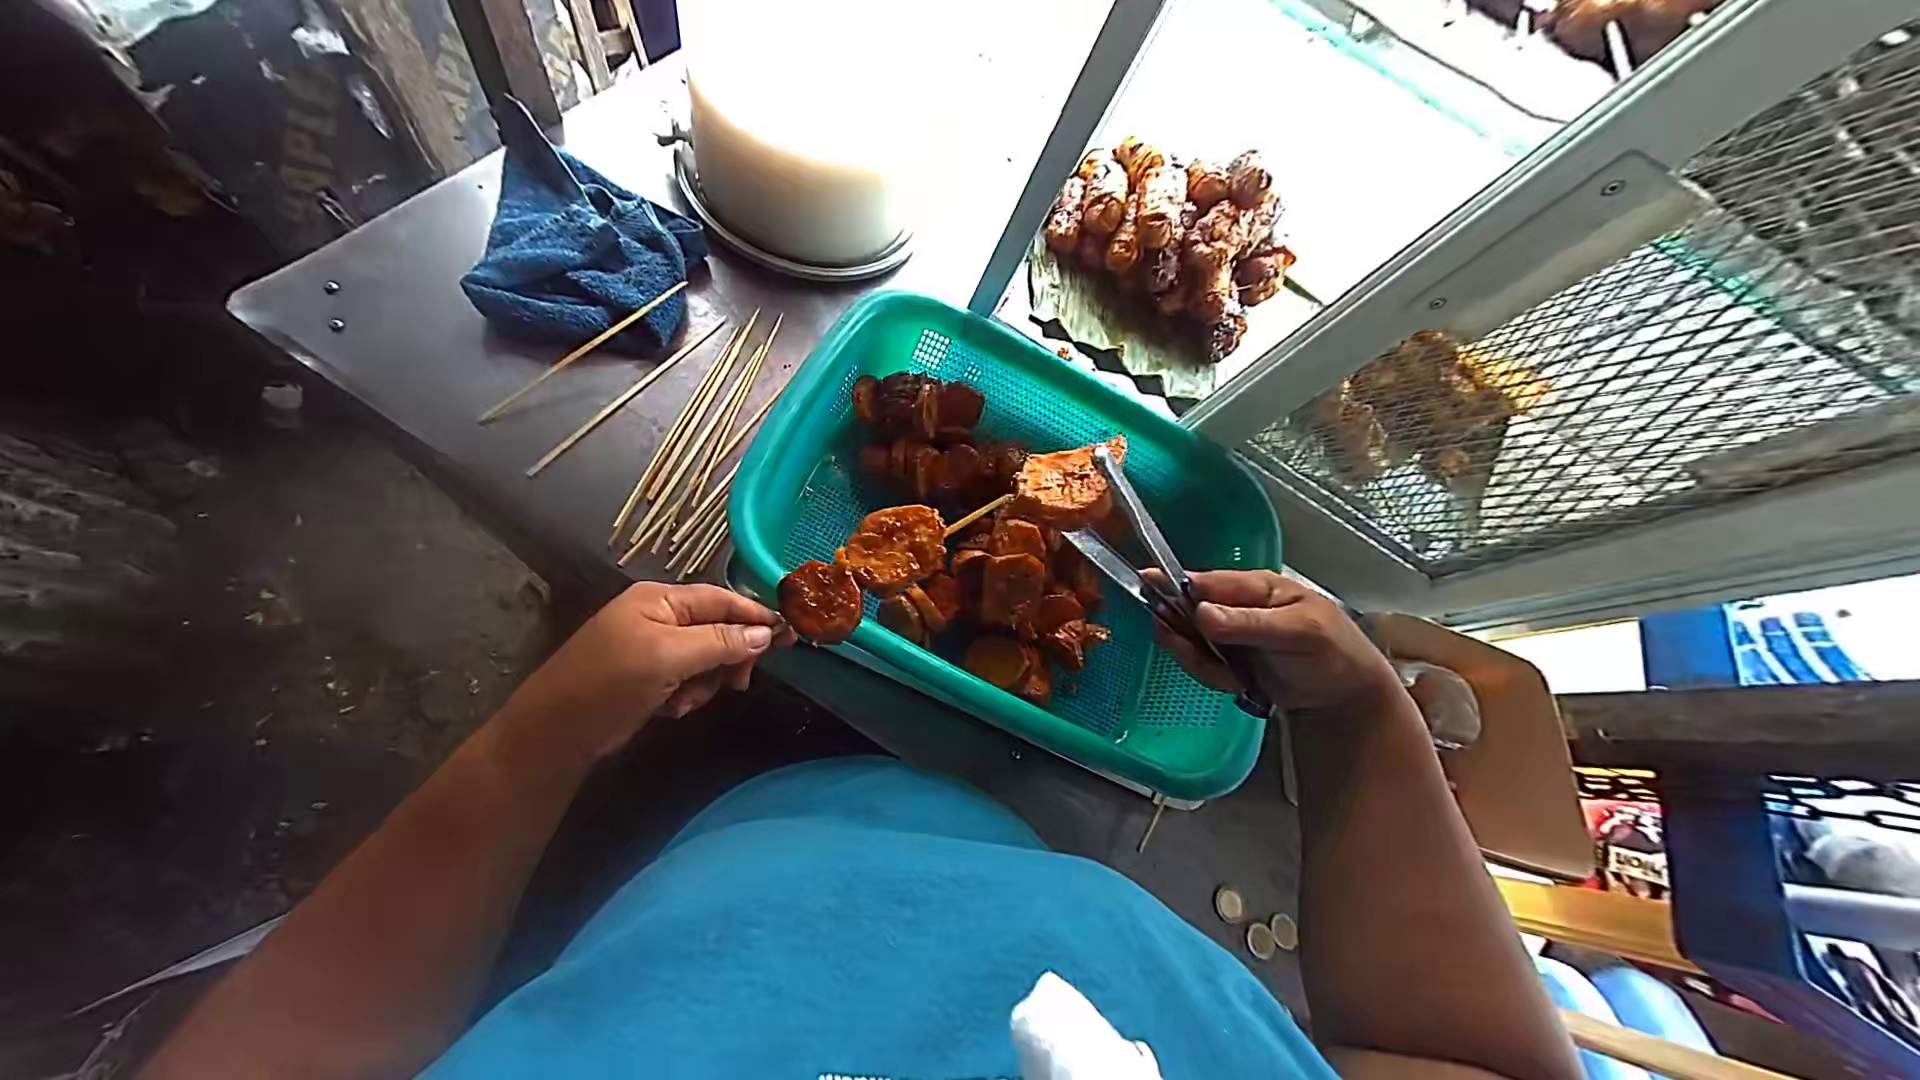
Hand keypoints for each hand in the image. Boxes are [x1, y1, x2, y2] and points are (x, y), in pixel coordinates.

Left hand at [502, 583, 794, 761]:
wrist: (552, 736)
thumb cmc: (609, 685)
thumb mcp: (669, 658)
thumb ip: (721, 642)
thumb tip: (767, 633)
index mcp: (660, 599)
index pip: (722, 599)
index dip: (756, 616)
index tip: (789, 635)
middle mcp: (660, 617)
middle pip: (719, 629)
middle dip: (727, 658)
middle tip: (737, 684)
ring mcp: (654, 646)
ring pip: (708, 658)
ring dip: (705, 682)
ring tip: (684, 702)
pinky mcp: (651, 675)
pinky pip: (690, 677)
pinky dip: (688, 694)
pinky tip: (671, 709)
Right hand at [1150, 570, 1402, 716]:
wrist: (1344, 701)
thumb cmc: (1332, 655)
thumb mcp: (1299, 634)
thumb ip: (1248, 623)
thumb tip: (1200, 612)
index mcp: (1253, 586)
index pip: (1203, 582)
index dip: (1172, 584)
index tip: (1147, 586)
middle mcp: (1232, 605)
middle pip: (1184, 611)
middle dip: (1188, 640)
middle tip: (1209, 663)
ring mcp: (1225, 633)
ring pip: (1187, 641)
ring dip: (1202, 663)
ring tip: (1233, 679)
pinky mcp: (1222, 658)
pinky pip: (1198, 663)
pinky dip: (1212, 677)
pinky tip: (1238, 685)